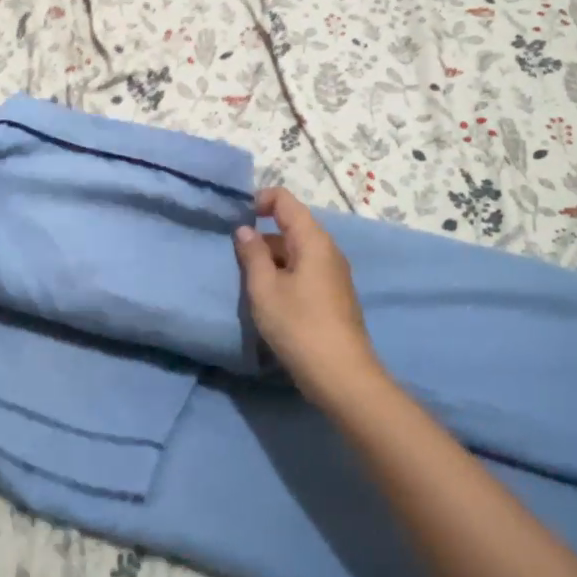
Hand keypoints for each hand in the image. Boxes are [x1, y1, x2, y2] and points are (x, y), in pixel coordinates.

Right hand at [234, 188, 378, 400]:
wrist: (342, 376)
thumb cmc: (299, 325)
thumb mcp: (264, 288)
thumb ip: (252, 254)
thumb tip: (245, 230)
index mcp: (313, 240)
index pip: (284, 200)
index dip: (258, 200)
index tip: (235, 220)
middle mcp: (327, 250)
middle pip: (291, 225)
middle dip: (261, 235)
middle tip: (234, 257)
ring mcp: (333, 274)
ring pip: (296, 251)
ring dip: (270, 258)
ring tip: (246, 280)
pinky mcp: (333, 295)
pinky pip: (304, 271)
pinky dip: (283, 274)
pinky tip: (269, 298)